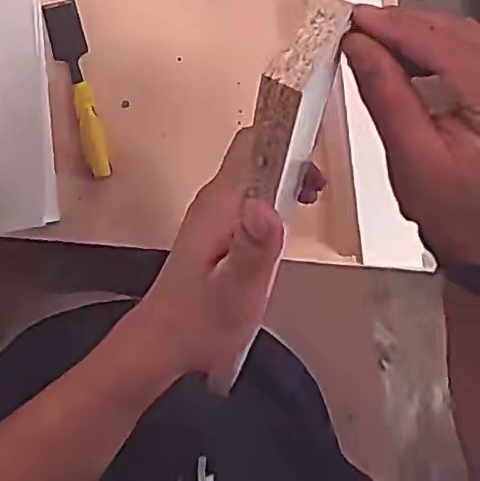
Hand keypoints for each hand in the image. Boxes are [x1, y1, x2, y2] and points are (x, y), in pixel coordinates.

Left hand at [123, 128, 323, 387]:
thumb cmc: (198, 322)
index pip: (251, 143)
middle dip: (291, 158)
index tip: (311, 149)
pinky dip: (275, 193)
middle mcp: (215, 198)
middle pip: (257, 152)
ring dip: (285, 176)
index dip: (283, 136)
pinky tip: (288, 215)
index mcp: (221, 203)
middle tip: (316, 185)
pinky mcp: (218, 224)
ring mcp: (215, 209)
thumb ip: (254, 248)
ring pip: (255, 171)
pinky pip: (251, 192)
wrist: (163, 344)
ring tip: (310, 197)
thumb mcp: (237, 290)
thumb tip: (266, 207)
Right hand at [341, 5, 479, 265]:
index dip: (404, 30)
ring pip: (471, 39)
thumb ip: (385, 93)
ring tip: (378, 37)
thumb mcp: (411, 159)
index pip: (457, 55)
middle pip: (467, 39)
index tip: (363, 20)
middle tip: (362, 25)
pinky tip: (408, 50)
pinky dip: (438, 45)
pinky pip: (478, 51)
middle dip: (409, 27)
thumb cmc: (455, 217)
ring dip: (421, 33)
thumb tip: (360, 43)